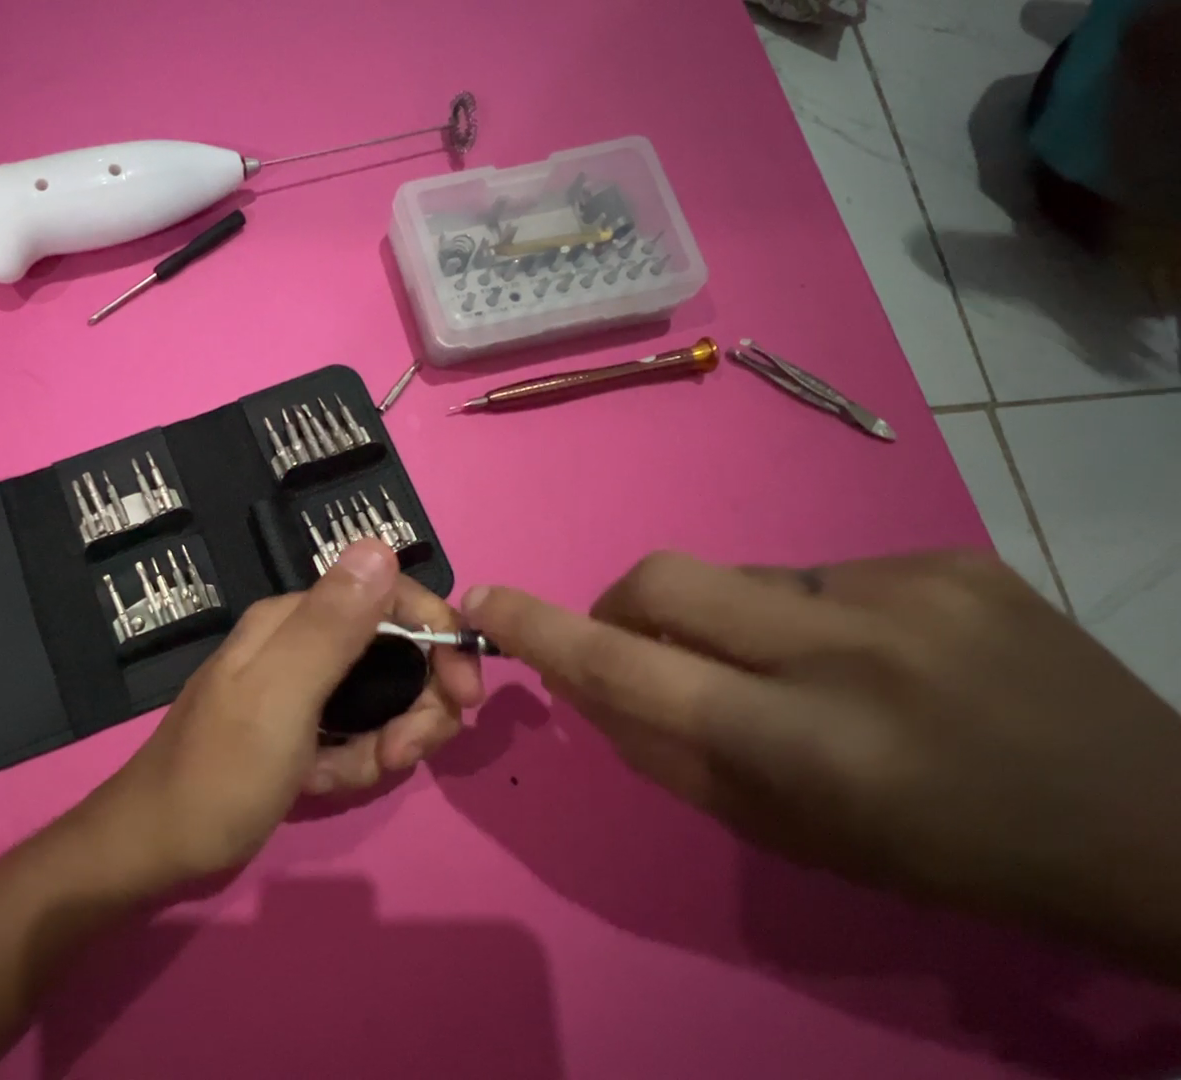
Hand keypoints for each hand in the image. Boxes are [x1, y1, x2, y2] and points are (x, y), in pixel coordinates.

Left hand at [94, 539, 482, 885]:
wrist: (158, 845)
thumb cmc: (219, 774)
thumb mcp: (279, 697)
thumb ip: (331, 625)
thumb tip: (379, 544)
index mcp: (292, 621)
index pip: (391, 598)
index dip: (439, 638)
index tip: (465, 695)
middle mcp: (298, 643)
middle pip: (395, 651)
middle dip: (416, 705)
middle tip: (402, 753)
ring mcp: (298, 688)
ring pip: (382, 698)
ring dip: (386, 742)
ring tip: (351, 775)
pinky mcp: (298, 730)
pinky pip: (355, 734)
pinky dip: (354, 762)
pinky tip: (323, 783)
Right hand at [463, 551, 1180, 972]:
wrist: (1151, 828)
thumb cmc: (934, 855)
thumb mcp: (781, 831)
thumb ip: (664, 751)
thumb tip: (583, 679)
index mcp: (797, 743)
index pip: (623, 664)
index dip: (540, 628)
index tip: (485, 600)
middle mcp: (842, 651)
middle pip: (664, 578)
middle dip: (625, 604)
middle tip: (650, 644)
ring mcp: (904, 589)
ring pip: (741, 576)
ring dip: (732, 618)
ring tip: (804, 667)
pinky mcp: (948, 560)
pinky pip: (817, 572)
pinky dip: (809, 612)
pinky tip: (877, 653)